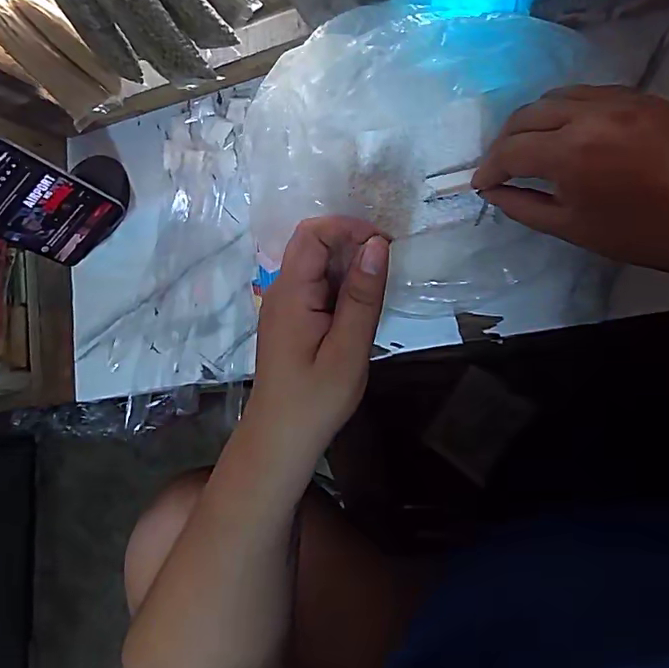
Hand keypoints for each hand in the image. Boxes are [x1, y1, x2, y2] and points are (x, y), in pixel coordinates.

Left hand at [249, 216, 388, 458]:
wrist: (280, 440)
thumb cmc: (315, 400)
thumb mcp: (348, 350)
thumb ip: (362, 296)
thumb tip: (377, 244)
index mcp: (290, 292)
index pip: (313, 233)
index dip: (348, 227)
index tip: (385, 244)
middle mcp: (282, 289)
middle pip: (313, 242)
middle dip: (351, 240)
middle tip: (388, 262)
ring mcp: (285, 302)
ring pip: (316, 261)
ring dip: (348, 262)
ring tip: (379, 285)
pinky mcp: (292, 316)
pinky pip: (316, 283)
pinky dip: (341, 282)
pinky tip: (361, 302)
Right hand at [471, 86, 668, 276]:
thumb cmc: (646, 233)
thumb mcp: (575, 228)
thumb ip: (525, 207)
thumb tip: (493, 191)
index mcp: (570, 152)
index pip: (510, 150)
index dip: (490, 167)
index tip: (483, 183)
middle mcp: (589, 115)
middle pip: (527, 115)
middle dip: (506, 140)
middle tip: (503, 164)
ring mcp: (619, 100)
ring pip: (557, 96)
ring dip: (536, 119)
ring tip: (535, 143)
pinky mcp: (643, 97)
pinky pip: (591, 93)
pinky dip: (569, 109)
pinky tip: (574, 130)